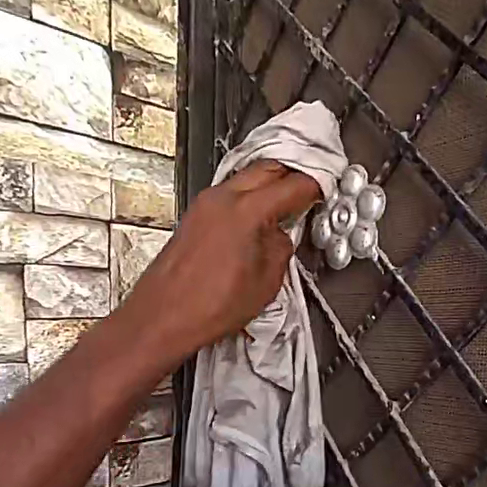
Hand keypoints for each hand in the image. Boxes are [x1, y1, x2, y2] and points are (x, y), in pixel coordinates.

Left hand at [120, 161, 321, 359]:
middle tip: (308, 191)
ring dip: (268, 186)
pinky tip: (256, 221)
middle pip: (268, 168)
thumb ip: (280, 248)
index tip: (324, 191)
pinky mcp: (194, 216)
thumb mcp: (266, 282)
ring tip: (284, 207)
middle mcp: (222, 198)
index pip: (293, 185)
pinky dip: (248, 199)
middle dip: (292, 176)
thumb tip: (281, 236)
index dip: (315, 187)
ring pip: (246, 178)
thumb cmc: (209, 306)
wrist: (162, 317)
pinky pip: (229, 194)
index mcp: (246, 210)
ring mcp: (204, 204)